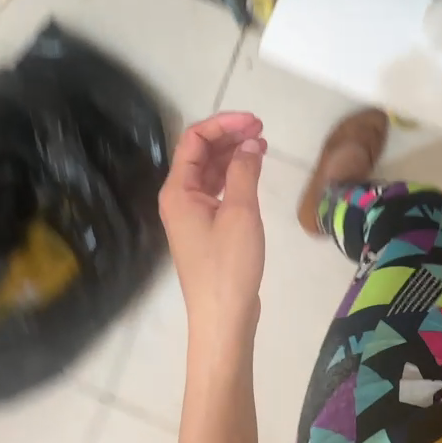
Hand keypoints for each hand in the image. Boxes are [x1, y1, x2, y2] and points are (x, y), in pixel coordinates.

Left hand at [160, 112, 267, 344]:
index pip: (194, 140)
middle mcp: (180, 197)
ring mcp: (192, 213)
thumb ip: (244, 170)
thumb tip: (250, 142)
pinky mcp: (206, 227)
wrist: (223, 320)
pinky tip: (254, 169)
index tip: (254, 121)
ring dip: (233, 153)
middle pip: (200, 152)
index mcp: (178, 190)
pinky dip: (235, 174)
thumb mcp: (240, 212)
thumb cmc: (228, 265)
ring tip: (263, 144)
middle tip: (262, 130)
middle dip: (230, 135)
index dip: (223, 124)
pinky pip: (217, 188)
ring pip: (210, 169)